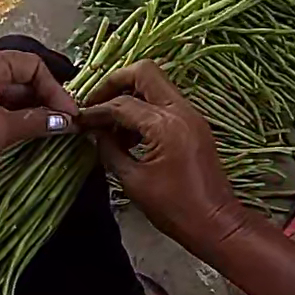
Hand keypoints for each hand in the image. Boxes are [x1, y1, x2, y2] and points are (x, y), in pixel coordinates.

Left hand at [0, 48, 78, 198]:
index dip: (55, 89)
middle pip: (20, 77)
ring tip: (51, 130)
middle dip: (45, 99)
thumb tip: (66, 121)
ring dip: (31, 110)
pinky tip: (28, 133)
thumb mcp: (0, 130)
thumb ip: (37, 121)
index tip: (70, 114)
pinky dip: (14, 117)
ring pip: (9, 93)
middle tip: (65, 123)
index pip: (31, 65)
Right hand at [76, 61, 248, 256]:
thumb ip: (109, 150)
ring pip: (156, 85)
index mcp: (165, 124)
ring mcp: (191, 115)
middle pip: (144, 73)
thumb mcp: (132, 180)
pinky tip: (129, 136)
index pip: (121, 103)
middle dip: (116, 83)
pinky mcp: (195, 125)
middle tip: (96, 104)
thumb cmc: (173, 208)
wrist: (214, 222)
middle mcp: (181, 110)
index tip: (79, 121)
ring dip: (131, 96)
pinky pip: (165, 103)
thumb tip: (95, 133)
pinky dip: (145, 110)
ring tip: (111, 127)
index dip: (96, 111)